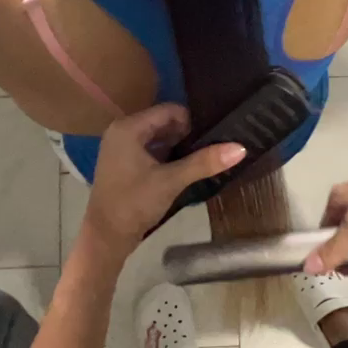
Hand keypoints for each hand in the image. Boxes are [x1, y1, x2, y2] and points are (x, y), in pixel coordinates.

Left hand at [81, 104, 245, 256]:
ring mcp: (121, 148)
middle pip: (163, 122)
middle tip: (214, 145)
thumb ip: (204, 162)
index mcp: (128, 128)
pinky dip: (168, 156)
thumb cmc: (134, 203)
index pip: (168, 110)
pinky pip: (151, 150)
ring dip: (179, 146)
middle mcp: (122, 132)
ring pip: (158, 137)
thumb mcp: (171, 181)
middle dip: (187, 133)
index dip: (193, 121)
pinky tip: (187, 168)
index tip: (215, 133)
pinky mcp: (124, 164)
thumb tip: (241, 148)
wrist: (106, 236)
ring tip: (205, 156)